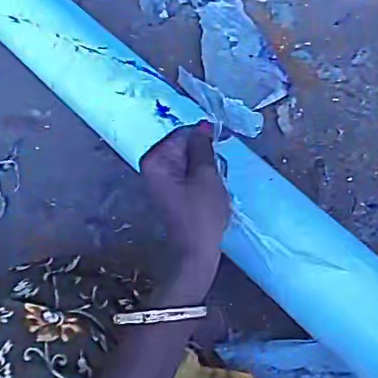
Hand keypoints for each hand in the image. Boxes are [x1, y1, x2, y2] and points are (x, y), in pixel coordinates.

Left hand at [140, 121, 229, 285]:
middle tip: (220, 168)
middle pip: (184, 146)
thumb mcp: (206, 175)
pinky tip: (212, 190)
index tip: (224, 139)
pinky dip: (203, 178)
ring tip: (217, 182)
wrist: (196, 251)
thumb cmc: (201, 214)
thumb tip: (203, 126)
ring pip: (189, 161)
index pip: (182, 133)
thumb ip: (203, 147)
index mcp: (156, 160)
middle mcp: (153, 167)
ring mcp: (161, 181)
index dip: (205, 135)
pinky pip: (189, 174)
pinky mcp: (172, 192)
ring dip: (207, 167)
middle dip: (205, 153)